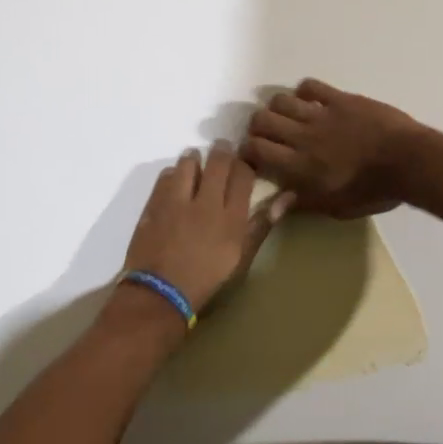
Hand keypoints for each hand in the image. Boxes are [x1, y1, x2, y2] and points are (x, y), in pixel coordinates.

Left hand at [121, 143, 273, 311]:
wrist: (161, 293)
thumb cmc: (208, 280)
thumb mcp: (242, 256)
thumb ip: (262, 223)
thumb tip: (288, 196)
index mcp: (232, 216)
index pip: (243, 174)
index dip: (245, 163)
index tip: (243, 162)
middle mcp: (206, 201)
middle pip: (218, 161)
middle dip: (222, 151)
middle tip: (223, 149)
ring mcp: (177, 200)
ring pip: (189, 162)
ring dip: (195, 158)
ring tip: (197, 162)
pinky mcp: (154, 203)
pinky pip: (166, 176)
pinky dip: (174, 173)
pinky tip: (177, 181)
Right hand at [241, 78, 422, 218]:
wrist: (410, 162)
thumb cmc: (374, 191)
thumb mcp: (337, 208)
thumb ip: (302, 203)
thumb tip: (272, 208)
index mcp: (300, 166)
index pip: (257, 150)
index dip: (248, 150)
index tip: (253, 155)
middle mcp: (303, 136)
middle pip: (262, 120)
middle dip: (258, 127)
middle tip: (268, 134)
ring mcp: (321, 114)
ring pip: (281, 101)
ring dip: (278, 108)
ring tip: (287, 116)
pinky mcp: (340, 98)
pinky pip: (311, 86)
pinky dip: (304, 91)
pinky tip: (311, 100)